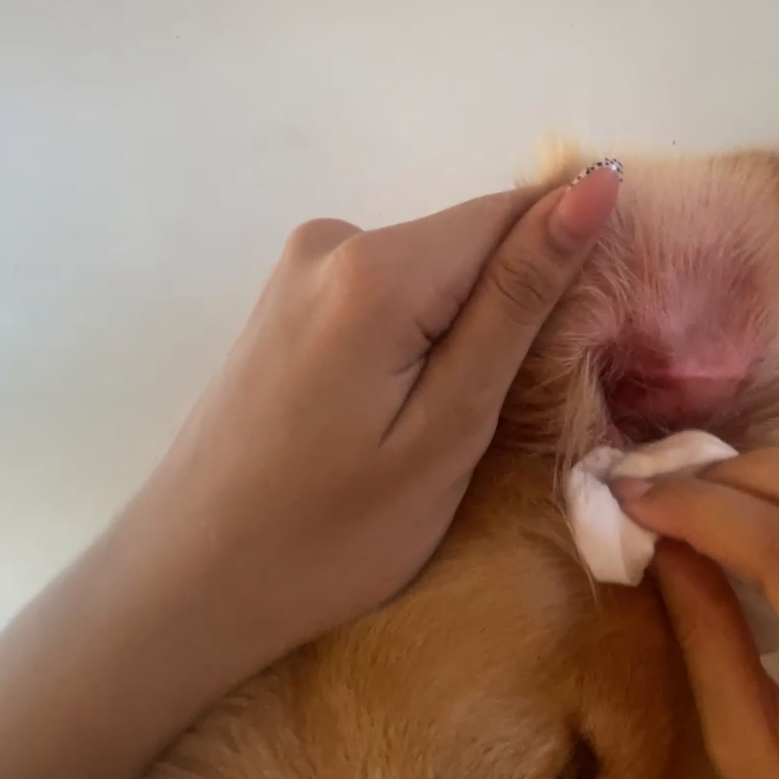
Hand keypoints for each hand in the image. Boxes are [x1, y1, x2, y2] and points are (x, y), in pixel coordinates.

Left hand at [115, 166, 619, 667]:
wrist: (186, 590)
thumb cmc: (337, 531)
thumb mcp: (453, 421)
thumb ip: (521, 298)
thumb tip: (593, 188)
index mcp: (380, 268)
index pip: (517, 214)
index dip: (568, 262)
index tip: (586, 338)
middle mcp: (334, 240)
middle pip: (475, 240)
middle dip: (520, 302)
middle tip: (516, 403)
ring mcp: (303, 268)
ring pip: (440, 268)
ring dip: (475, 323)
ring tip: (459, 414)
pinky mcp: (292, 299)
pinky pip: (396, 289)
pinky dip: (430, 330)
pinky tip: (409, 399)